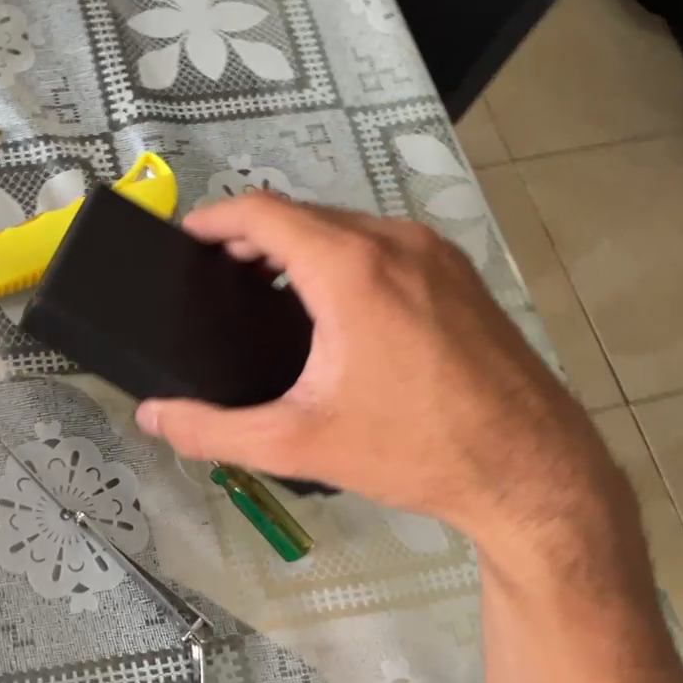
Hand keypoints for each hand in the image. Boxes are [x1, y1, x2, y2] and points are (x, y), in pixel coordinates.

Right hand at [135, 193, 619, 543]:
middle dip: (250, 234)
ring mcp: (436, 254)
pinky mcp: (458, 275)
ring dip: (295, 243)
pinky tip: (322, 302)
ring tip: (257, 284)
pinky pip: (379, 243)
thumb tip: (150, 415)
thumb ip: (209, 429)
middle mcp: (396, 244)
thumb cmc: (412, 450)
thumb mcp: (294, 444)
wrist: (531, 469)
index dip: (215, 219)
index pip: (265, 213)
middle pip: (304, 213)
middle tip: (210, 272)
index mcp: (351, 271)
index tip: (183, 238)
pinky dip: (336, 255)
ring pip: (345, 225)